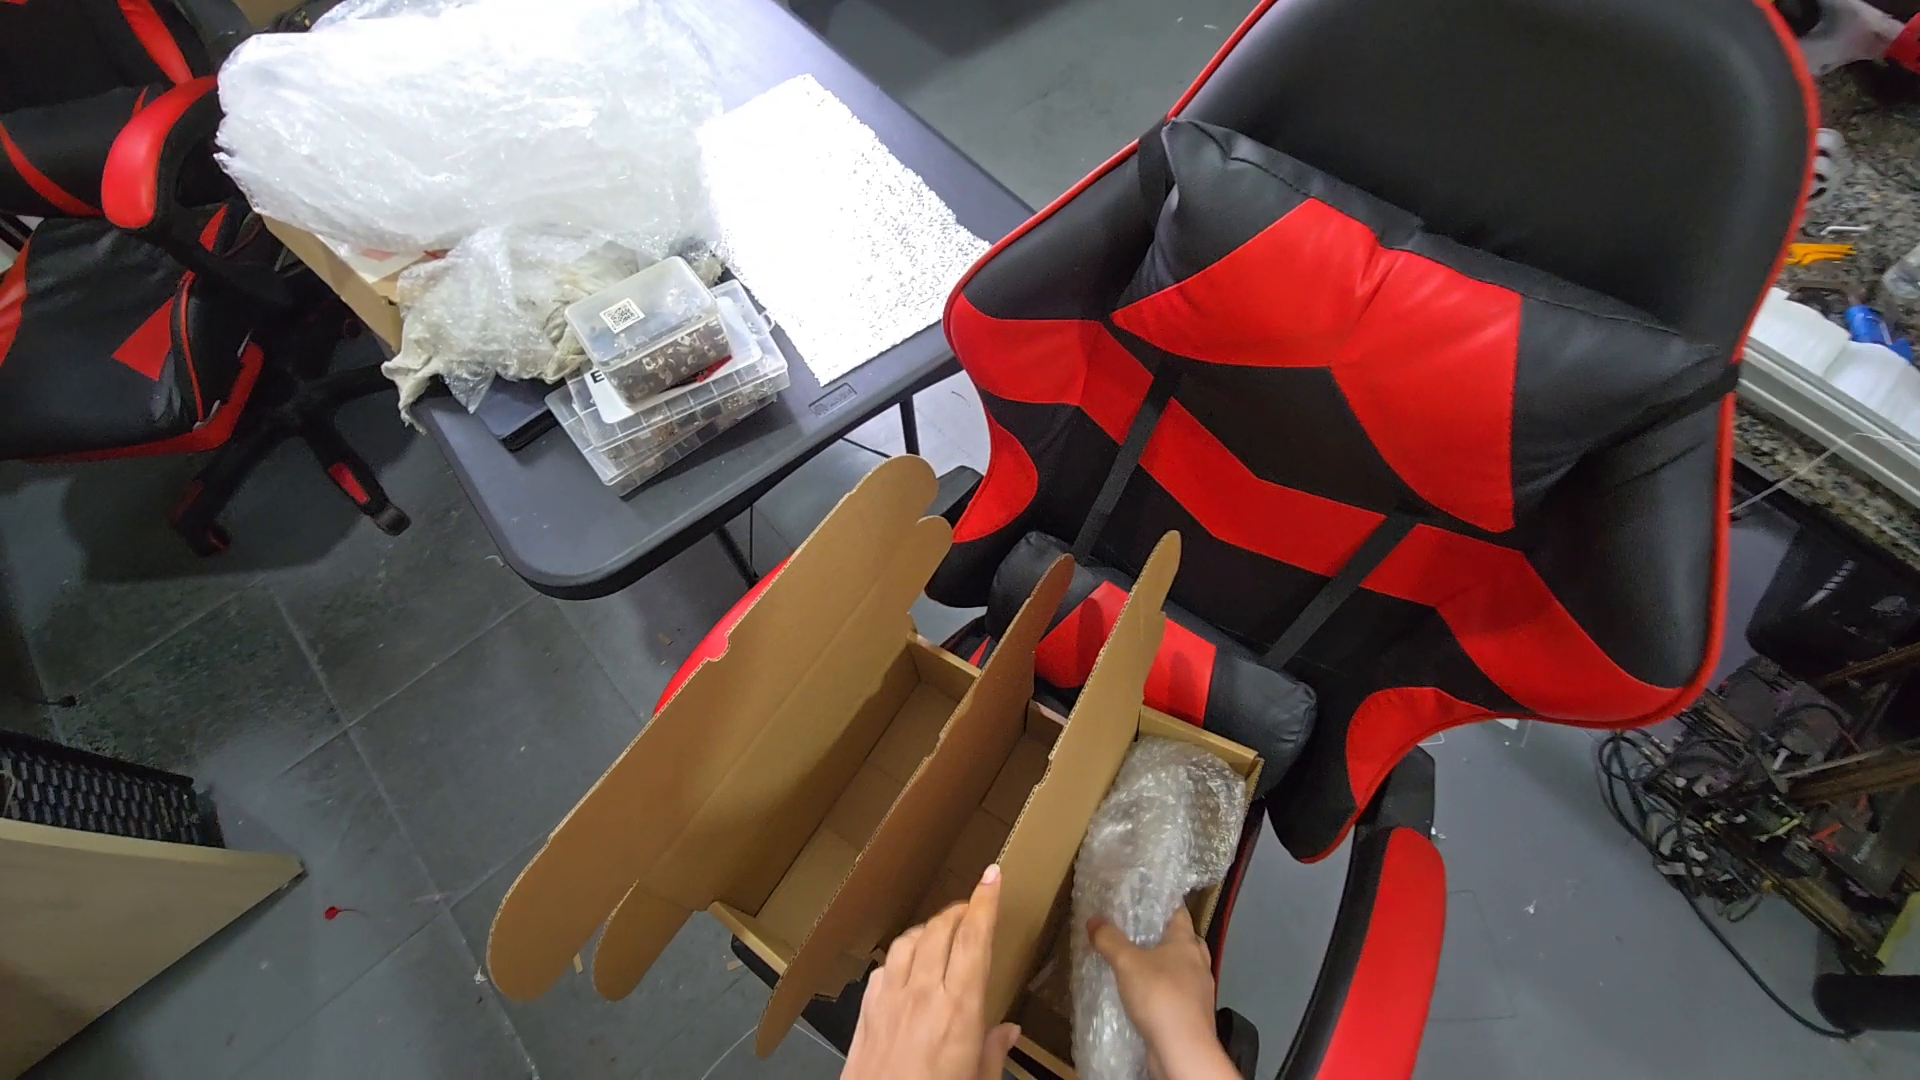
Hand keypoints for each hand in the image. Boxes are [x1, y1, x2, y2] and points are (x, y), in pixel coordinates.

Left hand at [842, 864, 1021, 1079]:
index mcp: (959, 1010)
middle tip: (974, 907)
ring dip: (930, 927)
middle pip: (941, 929)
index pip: (974, 939)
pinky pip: (886, 965)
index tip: (993, 874)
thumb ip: (993, 1053)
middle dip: (960, 909)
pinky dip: (902, 954)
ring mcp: (890, 998)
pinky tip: (909, 964)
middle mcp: (924, 993)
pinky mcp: (866, 1010)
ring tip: (944, 930)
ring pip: (911, 939)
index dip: (985, 902)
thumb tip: (1010, 1029)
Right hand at [1087, 908, 1237, 1079]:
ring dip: (1164, 965)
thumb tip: (1093, 920)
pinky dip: (1163, 990)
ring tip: (1138, 962)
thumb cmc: (1160, 996)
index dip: (1163, 902)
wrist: (1184, 1053)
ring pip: (1182, 969)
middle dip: (1164, 935)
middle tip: (1139, 931)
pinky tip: (1144, 995)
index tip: (1144, 896)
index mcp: (1186, 942)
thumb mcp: (1127, 962)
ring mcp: (1199, 992)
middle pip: (1184, 940)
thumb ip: (1109, 939)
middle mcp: (1198, 963)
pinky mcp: (1193, 1016)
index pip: (1179, 911)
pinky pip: (1177, 994)